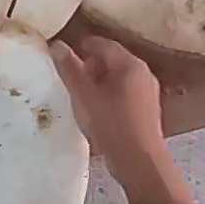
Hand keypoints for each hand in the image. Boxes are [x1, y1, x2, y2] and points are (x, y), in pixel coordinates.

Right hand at [48, 36, 170, 186]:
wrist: (138, 159)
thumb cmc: (110, 124)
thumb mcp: (83, 95)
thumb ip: (70, 69)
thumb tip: (57, 45)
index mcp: (129, 65)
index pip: (103, 44)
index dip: (83, 46)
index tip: (65, 53)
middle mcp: (143, 73)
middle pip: (112, 60)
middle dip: (90, 65)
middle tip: (69, 75)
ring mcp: (147, 92)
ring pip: (118, 78)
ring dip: (98, 81)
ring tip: (79, 94)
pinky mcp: (145, 110)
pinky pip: (124, 93)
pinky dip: (107, 94)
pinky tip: (95, 109)